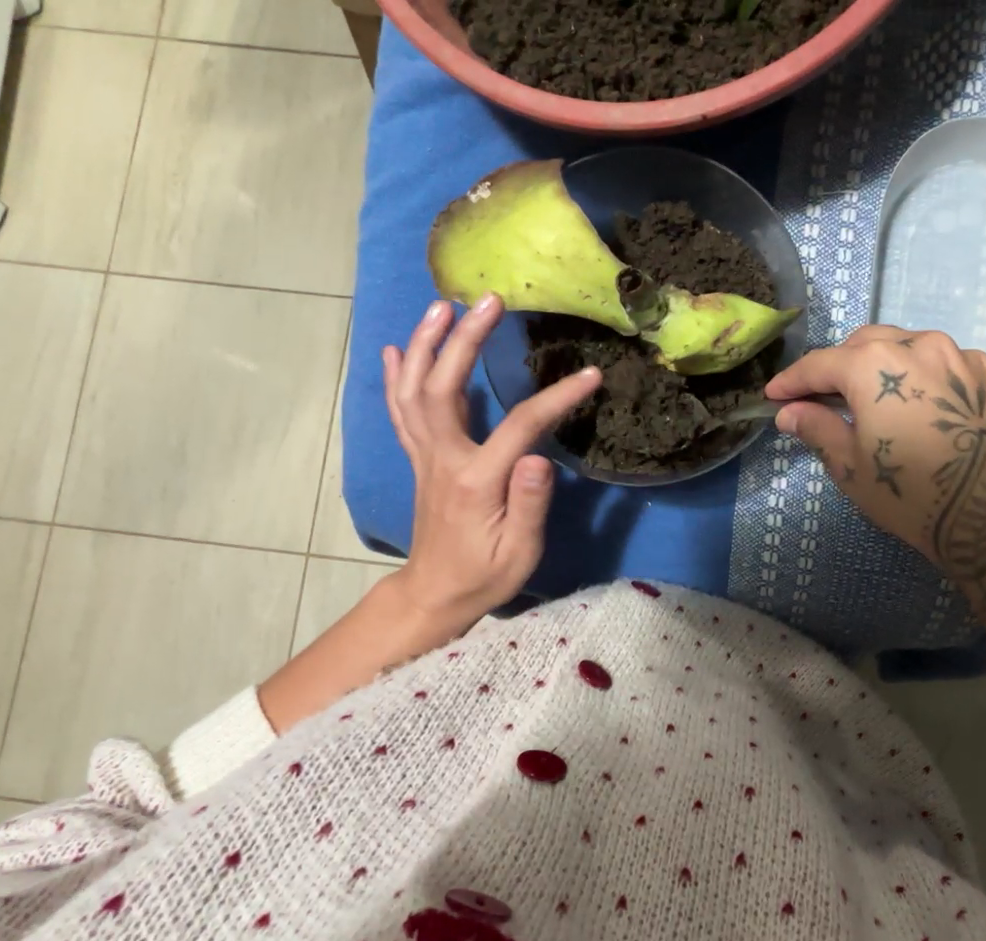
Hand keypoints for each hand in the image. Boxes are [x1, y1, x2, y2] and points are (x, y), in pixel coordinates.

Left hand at [381, 294, 601, 639]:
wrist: (437, 594)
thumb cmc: (486, 575)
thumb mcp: (520, 551)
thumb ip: (529, 504)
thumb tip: (538, 457)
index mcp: (476, 480)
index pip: (519, 427)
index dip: (556, 399)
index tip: (589, 376)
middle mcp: (442, 459)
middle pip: (443, 387)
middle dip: (463, 339)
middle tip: (488, 301)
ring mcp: (425, 457)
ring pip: (413, 391)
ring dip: (424, 344)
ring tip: (441, 306)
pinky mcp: (419, 460)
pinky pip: (400, 411)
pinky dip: (397, 377)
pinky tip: (397, 349)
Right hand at [764, 326, 985, 618]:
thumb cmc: (912, 497)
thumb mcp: (852, 469)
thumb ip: (819, 429)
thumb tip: (790, 412)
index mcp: (876, 364)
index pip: (822, 363)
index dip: (793, 380)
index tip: (775, 395)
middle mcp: (925, 345)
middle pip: (871, 344)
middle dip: (844, 366)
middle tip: (831, 398)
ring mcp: (971, 359)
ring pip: (920, 351)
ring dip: (897, 371)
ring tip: (891, 404)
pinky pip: (962, 372)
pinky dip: (943, 385)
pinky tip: (941, 415)